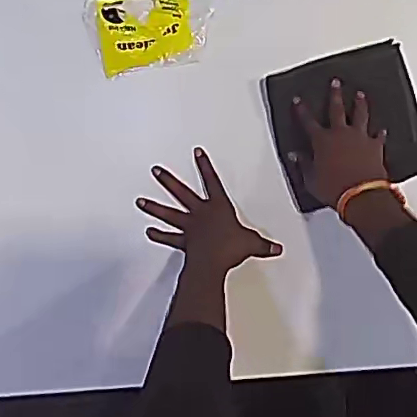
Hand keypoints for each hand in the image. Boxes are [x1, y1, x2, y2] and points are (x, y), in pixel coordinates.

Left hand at [137, 148, 282, 274]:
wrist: (212, 263)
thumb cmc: (230, 248)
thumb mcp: (252, 243)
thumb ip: (263, 245)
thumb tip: (275, 248)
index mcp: (219, 207)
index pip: (212, 181)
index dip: (205, 166)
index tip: (197, 153)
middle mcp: (201, 213)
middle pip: (182, 193)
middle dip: (169, 181)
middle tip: (156, 171)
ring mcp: (189, 227)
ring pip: (169, 213)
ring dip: (154, 207)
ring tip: (141, 201)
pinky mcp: (183, 242)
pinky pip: (169, 237)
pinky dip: (159, 235)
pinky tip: (149, 231)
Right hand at [289, 79, 388, 209]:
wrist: (361, 195)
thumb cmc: (335, 188)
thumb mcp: (311, 180)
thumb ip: (303, 165)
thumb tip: (296, 157)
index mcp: (322, 141)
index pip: (308, 121)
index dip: (302, 110)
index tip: (299, 100)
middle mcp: (341, 134)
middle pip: (336, 109)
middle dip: (334, 94)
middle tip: (335, 83)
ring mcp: (359, 138)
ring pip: (359, 115)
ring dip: (360, 104)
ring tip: (360, 94)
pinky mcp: (375, 146)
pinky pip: (378, 136)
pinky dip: (380, 133)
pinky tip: (382, 129)